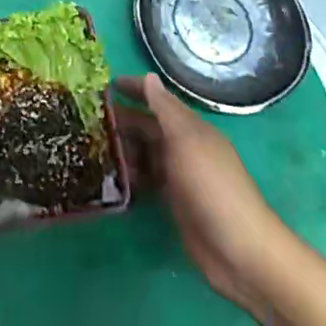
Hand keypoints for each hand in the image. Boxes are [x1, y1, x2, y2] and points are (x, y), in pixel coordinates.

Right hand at [114, 73, 280, 319]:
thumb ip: (165, 109)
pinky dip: (129, 175)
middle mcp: (182, 146)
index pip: (158, 99)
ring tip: (90, 148)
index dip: (134, 89)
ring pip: (143, 152)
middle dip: (120, 121)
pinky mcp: (172, 201)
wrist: (239, 250)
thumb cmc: (211, 186)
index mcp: (189, 127)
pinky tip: (108, 177)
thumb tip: (148, 76)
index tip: (104, 85)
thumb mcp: (186, 141)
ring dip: (121, 148)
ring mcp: (178, 174)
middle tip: (85, 121)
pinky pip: (145, 179)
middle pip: (146, 126)